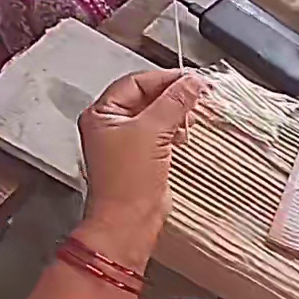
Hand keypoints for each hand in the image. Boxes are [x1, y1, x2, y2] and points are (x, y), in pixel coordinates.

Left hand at [76, 69, 205, 260]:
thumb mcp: (153, 131)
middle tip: (196, 96)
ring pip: (157, 115)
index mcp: (102, 113)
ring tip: (190, 119)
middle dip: (173, 97)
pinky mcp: (143, 157)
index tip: (192, 79)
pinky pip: (162, 133)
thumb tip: (193, 82)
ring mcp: (127, 142)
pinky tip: (184, 136)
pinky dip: (175, 130)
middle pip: (147, 97)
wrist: (130, 220)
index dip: (165, 79)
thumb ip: (174, 102)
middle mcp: (112, 125)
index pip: (137, 82)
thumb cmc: (128, 180)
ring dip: (176, 114)